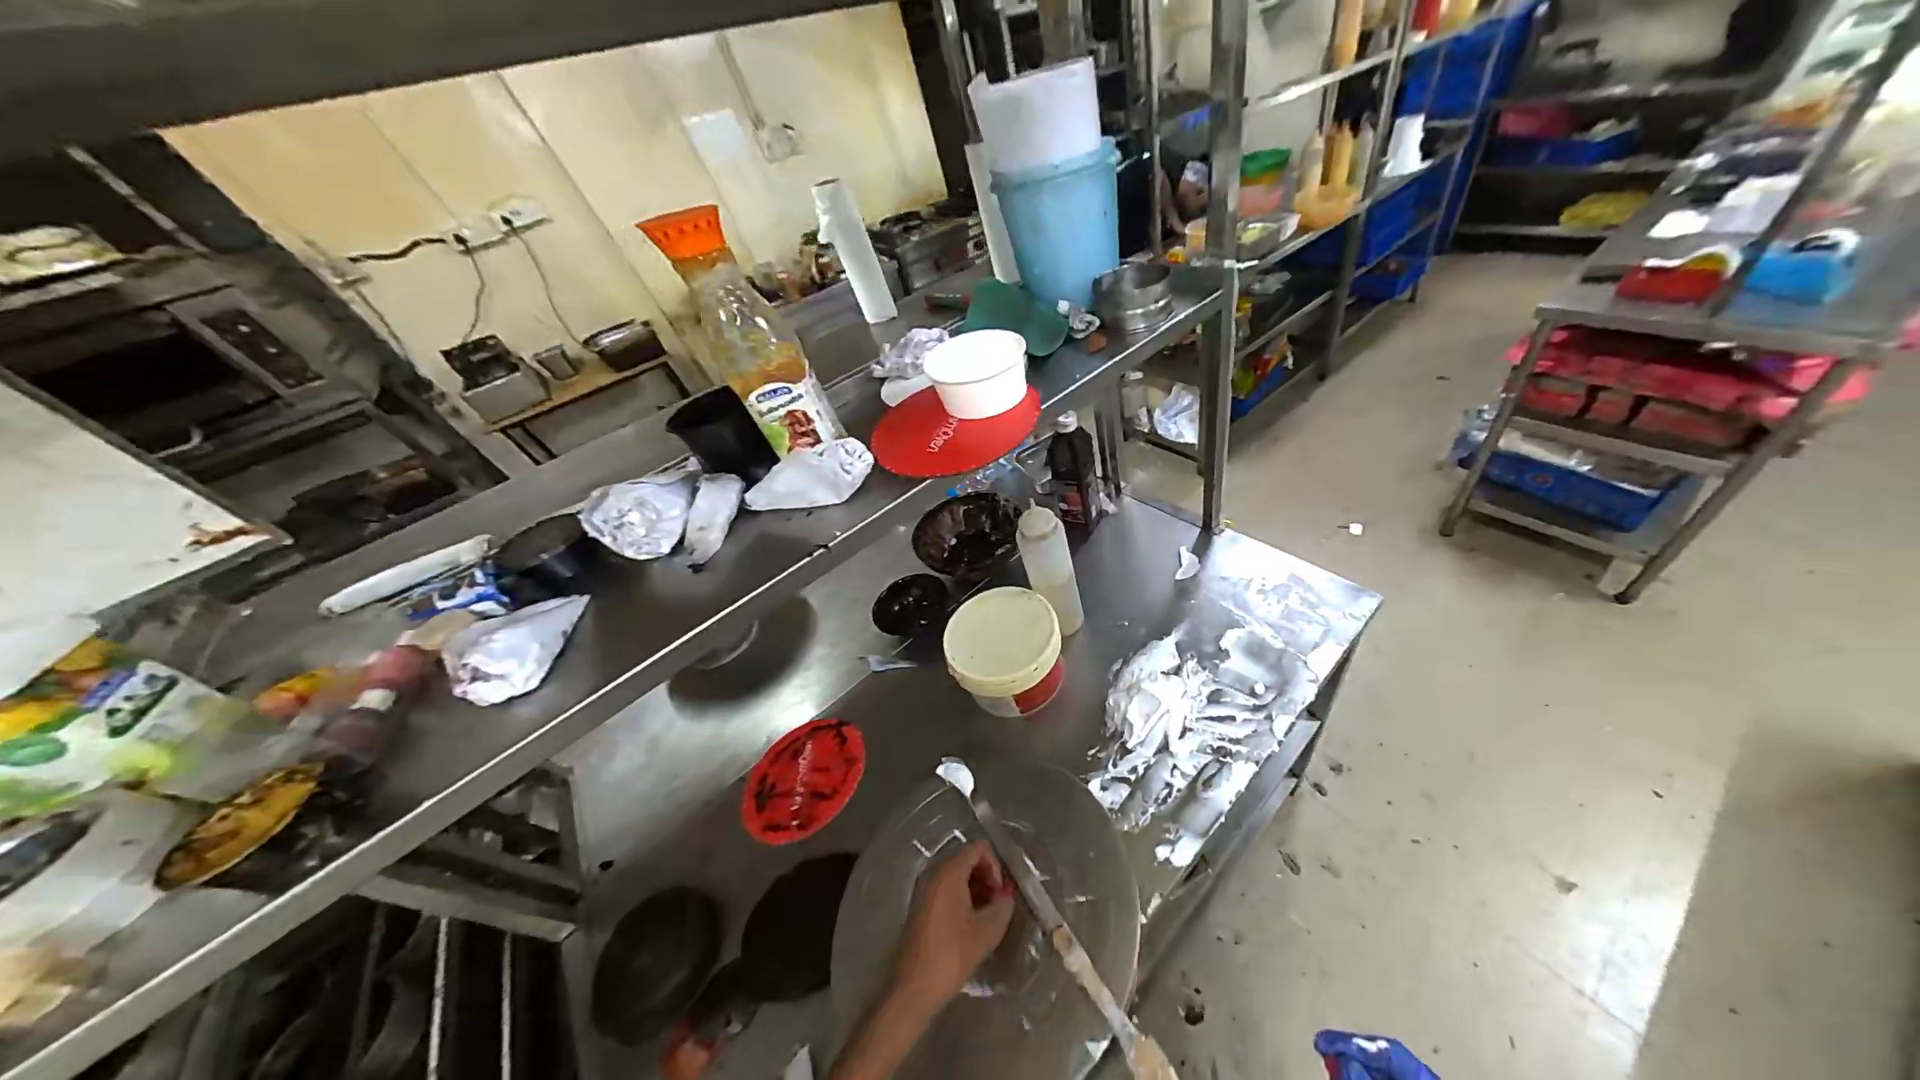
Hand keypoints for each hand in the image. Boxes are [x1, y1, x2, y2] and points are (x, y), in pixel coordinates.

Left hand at [891, 842, 1016, 1008]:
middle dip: (987, 877)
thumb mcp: (987, 931)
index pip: (978, 849)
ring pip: (957, 876)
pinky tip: (971, 925)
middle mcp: (934, 873)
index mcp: (948, 872)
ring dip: (976, 889)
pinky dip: (962, 899)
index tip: (1001, 894)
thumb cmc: (951, 955)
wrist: (913, 988)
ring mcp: (924, 889)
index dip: (996, 866)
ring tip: (987, 918)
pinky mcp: (921, 906)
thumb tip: (1006, 895)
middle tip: (998, 906)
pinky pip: (946, 890)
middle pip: (967, 859)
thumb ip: (1002, 906)